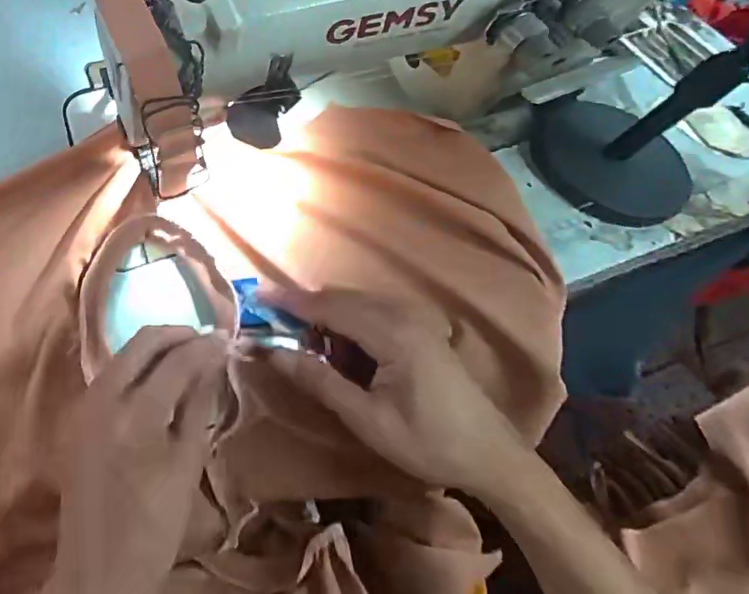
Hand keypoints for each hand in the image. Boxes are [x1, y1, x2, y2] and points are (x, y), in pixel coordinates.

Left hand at [47, 326, 226, 593]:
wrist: (98, 570)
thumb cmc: (154, 525)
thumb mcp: (188, 464)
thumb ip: (200, 402)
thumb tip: (216, 358)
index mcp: (136, 415)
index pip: (178, 360)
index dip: (206, 345)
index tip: (227, 337)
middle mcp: (104, 397)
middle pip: (145, 341)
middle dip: (179, 334)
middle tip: (206, 340)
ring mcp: (85, 403)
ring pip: (126, 351)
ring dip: (158, 346)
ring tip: (188, 354)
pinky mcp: (78, 413)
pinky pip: (112, 370)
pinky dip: (138, 363)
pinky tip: (159, 374)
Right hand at [250, 287, 530, 500]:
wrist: (491, 453)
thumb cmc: (428, 441)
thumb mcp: (368, 419)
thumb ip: (321, 380)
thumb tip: (275, 353)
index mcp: (391, 332)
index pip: (329, 306)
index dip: (290, 301)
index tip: (257, 296)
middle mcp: (403, 312)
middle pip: (341, 298)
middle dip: (305, 307)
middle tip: (272, 323)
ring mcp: (415, 316)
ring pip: (357, 302)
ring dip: (326, 315)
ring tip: (301, 339)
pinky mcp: (421, 326)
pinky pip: (373, 310)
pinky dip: (348, 321)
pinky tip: (339, 347)